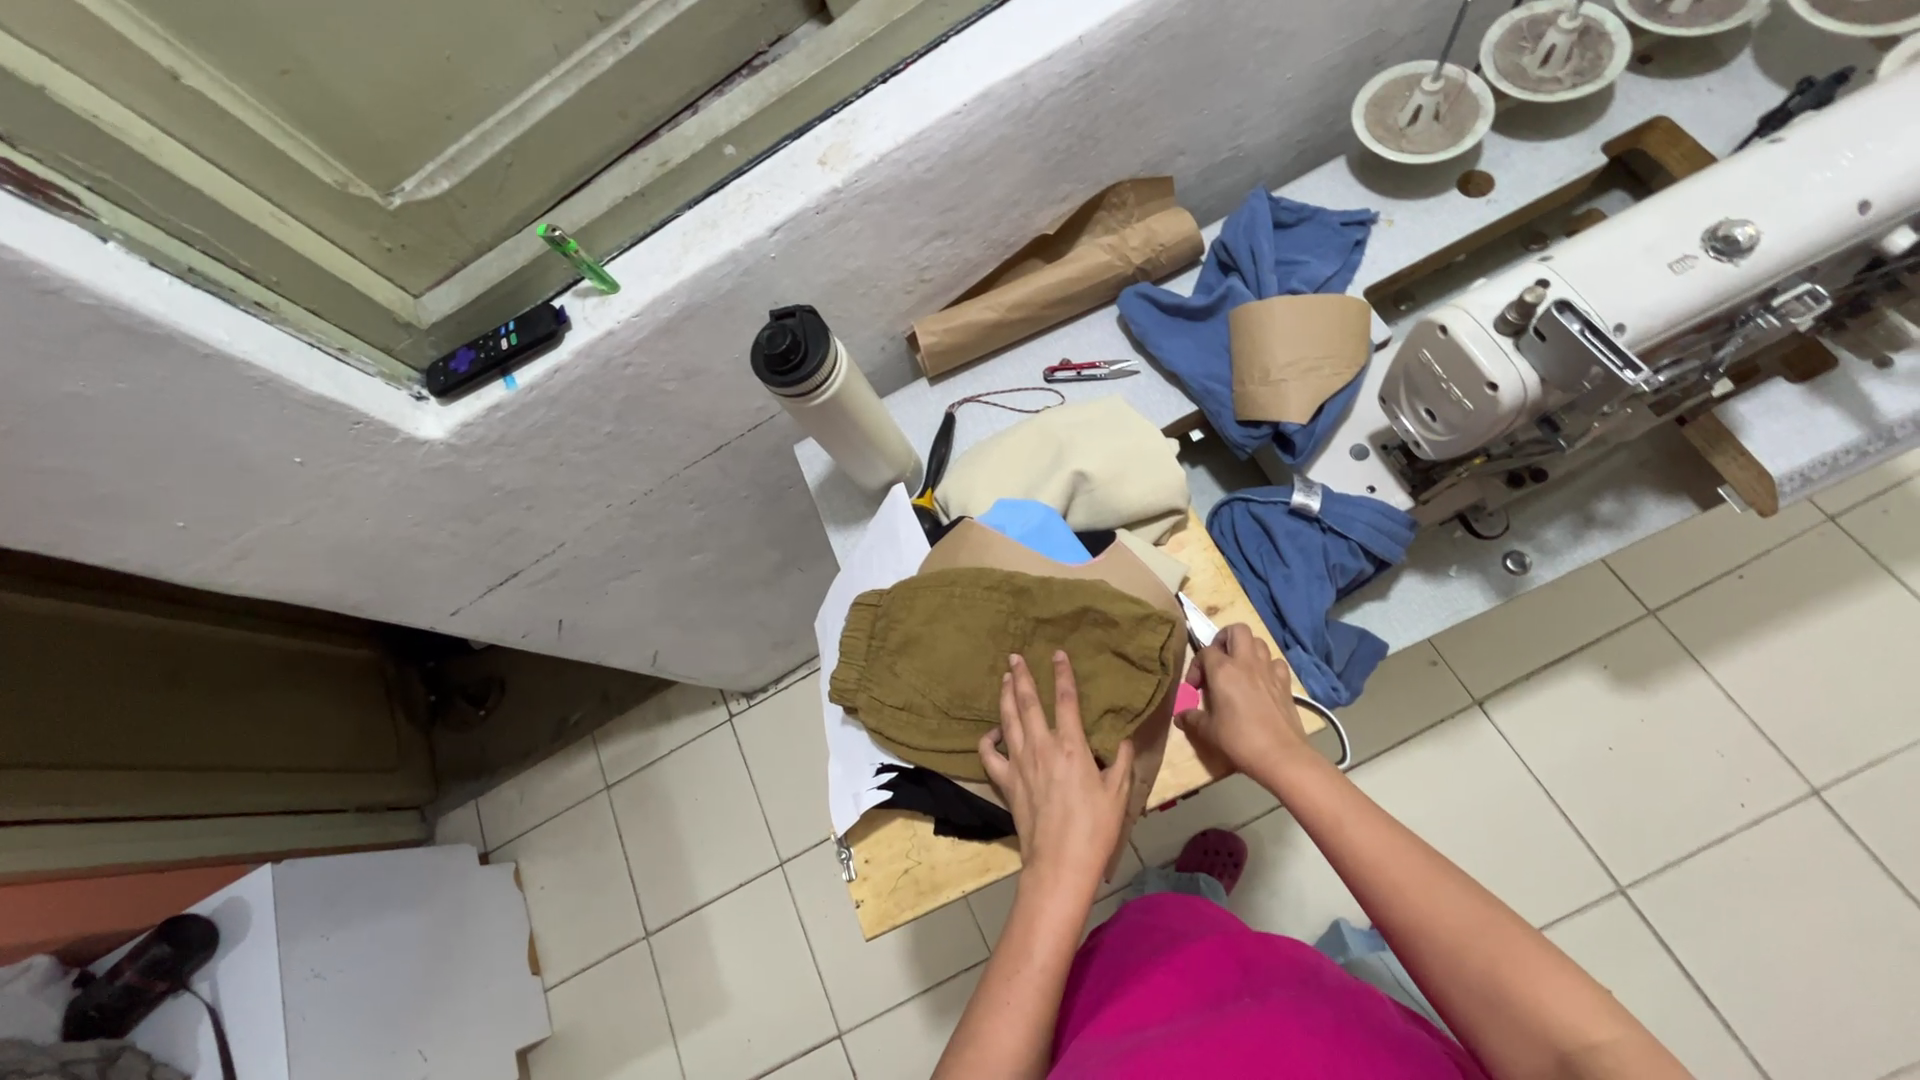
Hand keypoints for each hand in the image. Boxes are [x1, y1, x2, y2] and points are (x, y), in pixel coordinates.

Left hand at [978, 652, 1136, 898]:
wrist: (1060, 862)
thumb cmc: (1095, 828)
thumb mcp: (1119, 793)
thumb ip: (1121, 762)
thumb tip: (1123, 739)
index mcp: (1071, 745)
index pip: (1065, 699)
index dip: (1062, 674)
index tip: (1057, 655)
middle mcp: (1041, 747)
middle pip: (1027, 702)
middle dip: (1022, 676)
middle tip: (1015, 656)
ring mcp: (1019, 763)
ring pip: (1007, 720)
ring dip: (1005, 696)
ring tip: (1005, 679)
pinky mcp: (1005, 782)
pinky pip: (989, 754)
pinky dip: (988, 739)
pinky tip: (993, 732)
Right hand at [1176, 624, 1311, 776]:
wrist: (1281, 755)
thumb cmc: (1239, 740)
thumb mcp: (1208, 731)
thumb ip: (1192, 718)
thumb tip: (1180, 716)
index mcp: (1223, 670)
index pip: (1205, 651)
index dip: (1196, 666)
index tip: (1195, 688)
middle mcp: (1246, 663)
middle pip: (1237, 630)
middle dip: (1224, 639)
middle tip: (1218, 660)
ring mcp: (1269, 670)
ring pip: (1259, 642)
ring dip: (1246, 650)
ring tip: (1239, 670)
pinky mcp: (1285, 683)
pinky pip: (1276, 662)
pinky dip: (1267, 666)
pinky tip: (1262, 682)